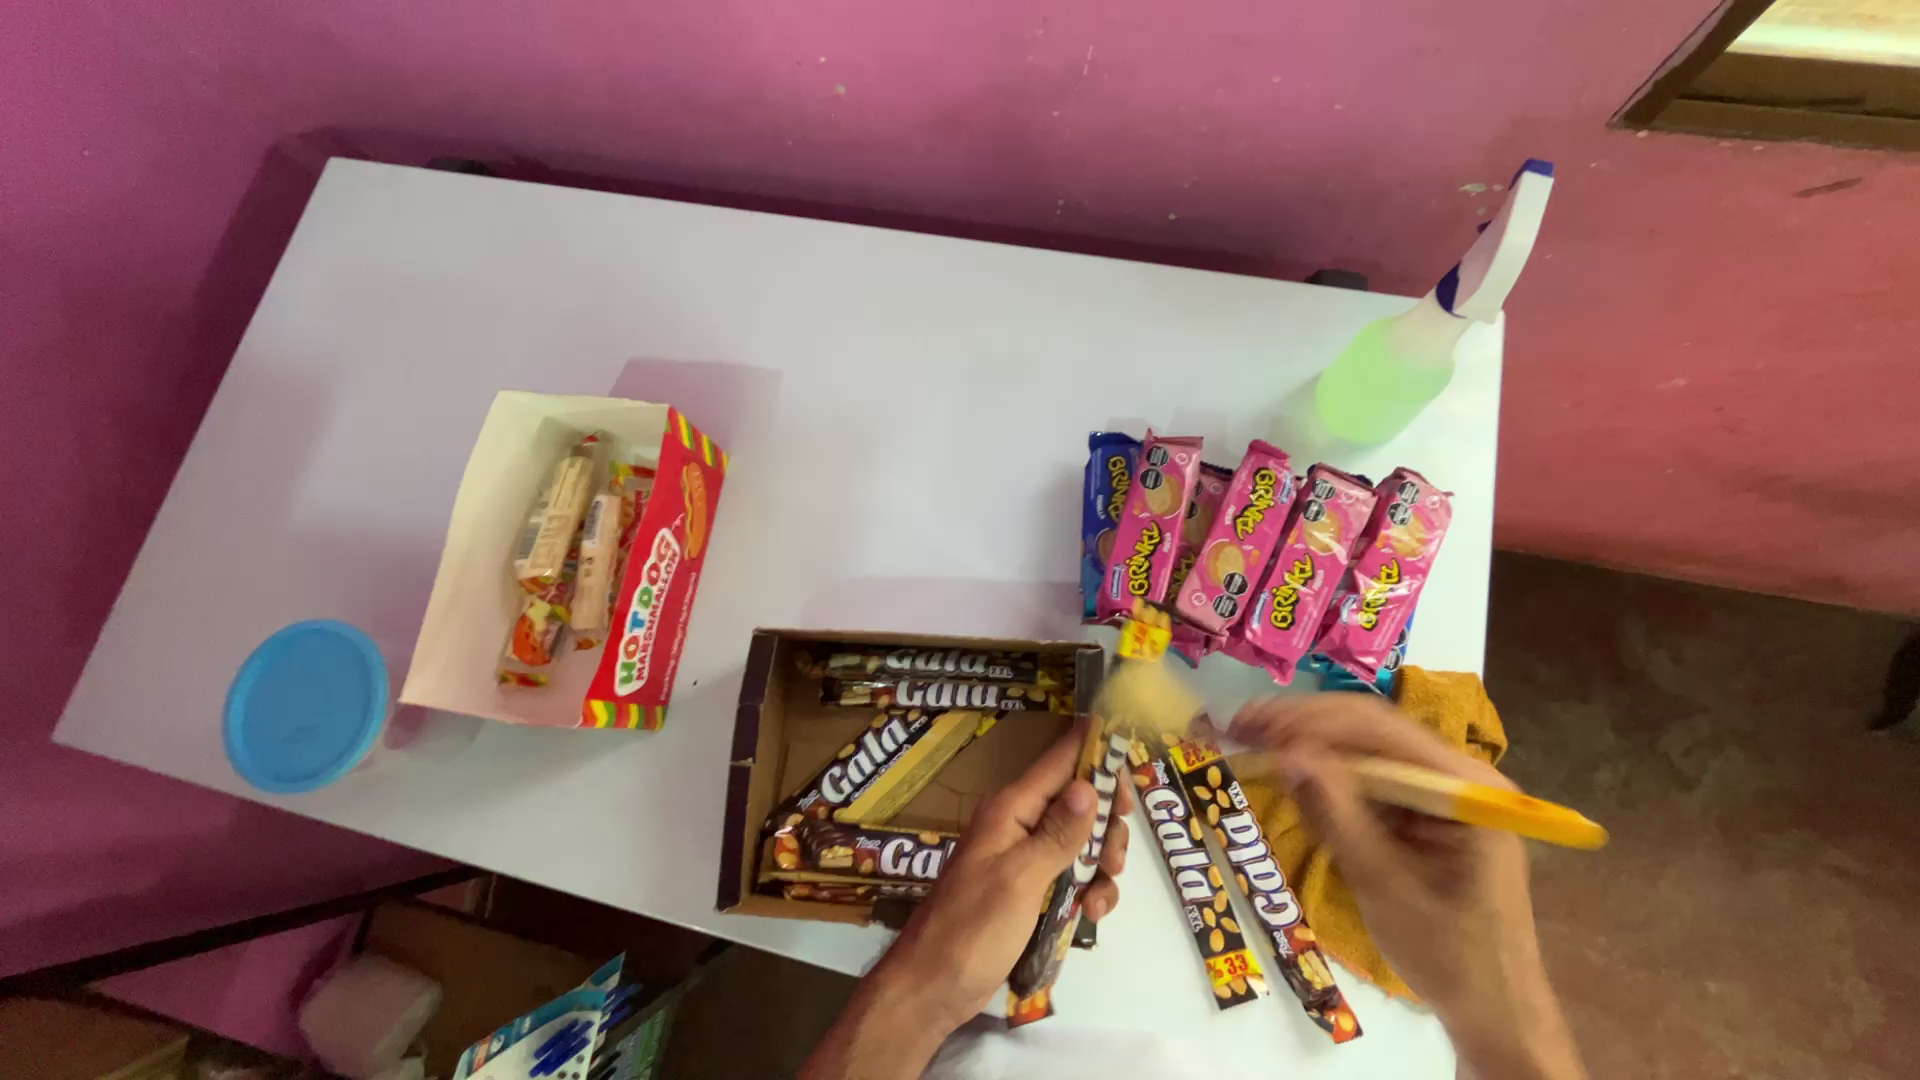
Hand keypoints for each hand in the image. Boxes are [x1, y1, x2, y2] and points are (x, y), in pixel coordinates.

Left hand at [799, 720, 1131, 1079]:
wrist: (935, 987)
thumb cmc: (972, 928)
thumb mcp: (1021, 879)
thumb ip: (1058, 834)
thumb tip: (1089, 784)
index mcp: (1012, 808)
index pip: (1059, 760)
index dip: (1095, 748)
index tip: (1132, 746)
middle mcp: (1020, 822)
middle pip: (1079, 800)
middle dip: (1107, 824)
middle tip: (1115, 858)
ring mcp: (1025, 855)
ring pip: (1082, 839)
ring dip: (1101, 864)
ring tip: (1100, 898)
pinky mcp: (1031, 887)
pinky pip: (1072, 873)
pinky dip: (1089, 890)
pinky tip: (1091, 914)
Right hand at [1228, 695, 1584, 1079]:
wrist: (1494, 1009)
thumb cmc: (1448, 955)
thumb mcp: (1382, 883)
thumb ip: (1336, 814)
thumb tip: (1287, 753)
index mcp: (1464, 786)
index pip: (1376, 728)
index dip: (1306, 720)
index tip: (1250, 724)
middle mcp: (1457, 772)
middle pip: (1369, 726)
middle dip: (1301, 724)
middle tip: (1239, 726)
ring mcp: (1441, 787)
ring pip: (1364, 744)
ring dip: (1307, 740)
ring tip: (1252, 739)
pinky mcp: (1424, 806)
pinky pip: (1368, 773)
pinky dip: (1325, 770)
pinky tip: (1289, 769)